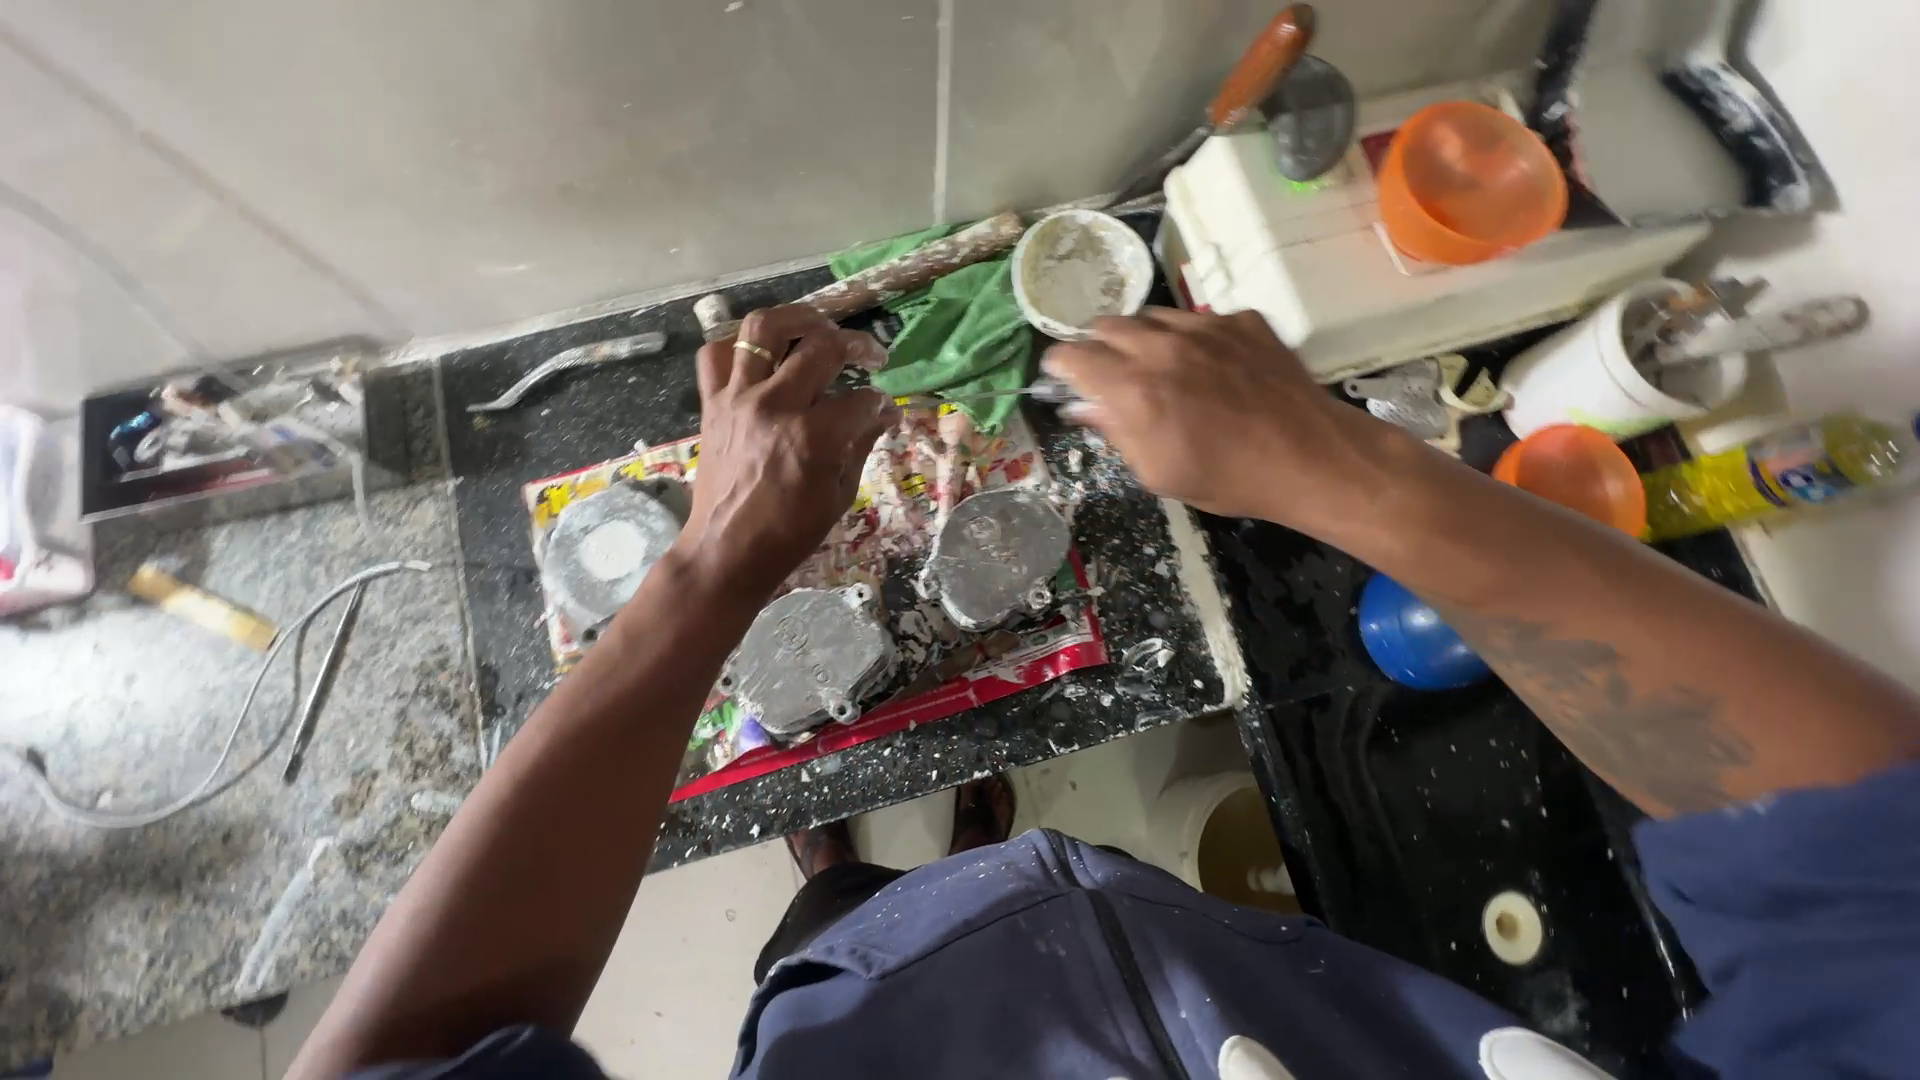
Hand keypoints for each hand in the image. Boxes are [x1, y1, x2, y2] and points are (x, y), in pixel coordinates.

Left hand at [673, 305, 895, 599]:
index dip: (881, 403)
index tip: (885, 410)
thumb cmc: (790, 532)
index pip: (861, 400)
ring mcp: (737, 399)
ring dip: (799, 319)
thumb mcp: (840, 494)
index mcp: (812, 437)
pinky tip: (762, 356)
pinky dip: (740, 346)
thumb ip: (861, 443)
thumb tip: (883, 413)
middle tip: (869, 357)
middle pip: (821, 346)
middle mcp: (774, 405)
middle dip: (856, 345)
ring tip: (818, 329)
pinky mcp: (712, 403)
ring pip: (764, 328)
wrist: (727, 551)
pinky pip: (717, 354)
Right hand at [1042, 307, 1389, 525]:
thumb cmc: (1226, 478)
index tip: (1059, 375)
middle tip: (1104, 370)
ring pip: (1151, 315)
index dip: (1058, 365)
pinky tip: (1204, 364)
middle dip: (1095, 346)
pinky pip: (1197, 318)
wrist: (1310, 458)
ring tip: (1152, 364)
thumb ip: (1114, 431)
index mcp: (1135, 389)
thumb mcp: (1156, 471)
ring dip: (1139, 337)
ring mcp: (1206, 327)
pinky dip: (1187, 337)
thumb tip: (1082, 407)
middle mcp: (1164, 346)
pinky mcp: (1242, 320)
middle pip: (1106, 325)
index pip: (1074, 356)